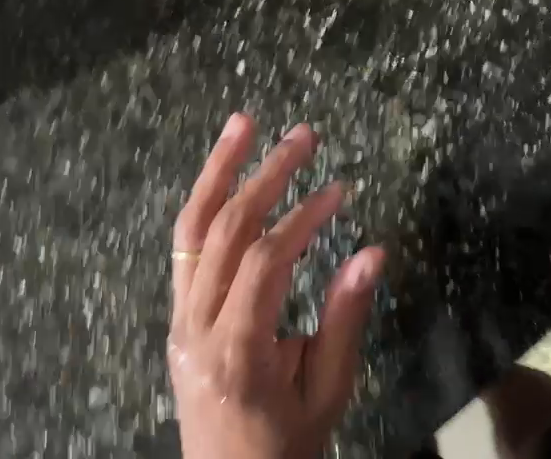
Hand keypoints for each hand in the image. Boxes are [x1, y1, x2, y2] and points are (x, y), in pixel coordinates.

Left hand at [169, 114, 385, 458]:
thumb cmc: (286, 444)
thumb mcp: (327, 391)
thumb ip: (345, 319)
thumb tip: (374, 250)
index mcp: (237, 350)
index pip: (265, 261)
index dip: (303, 218)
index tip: (339, 190)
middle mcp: (196, 327)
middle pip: (225, 231)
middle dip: (267, 175)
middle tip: (304, 135)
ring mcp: (178, 320)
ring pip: (191, 229)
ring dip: (218, 170)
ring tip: (243, 123)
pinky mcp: (177, 317)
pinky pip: (185, 247)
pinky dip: (205, 201)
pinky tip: (225, 172)